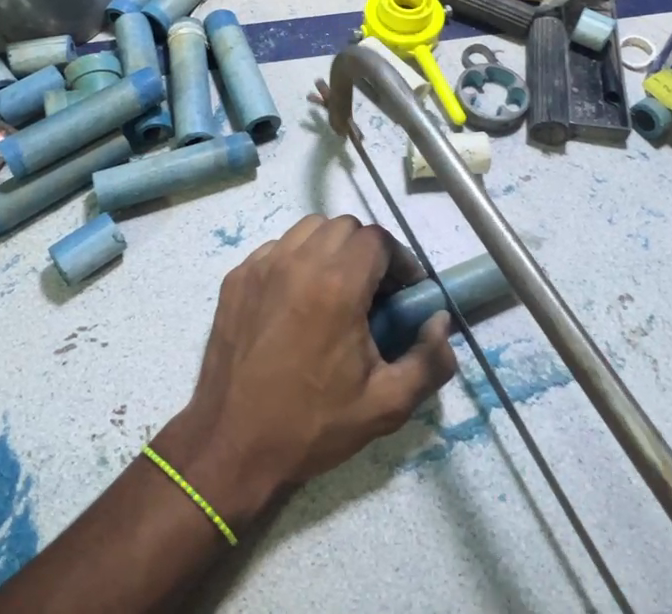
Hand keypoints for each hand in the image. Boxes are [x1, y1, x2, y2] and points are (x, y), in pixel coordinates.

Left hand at [155, 214, 457, 524]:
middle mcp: (295, 263)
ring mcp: (260, 267)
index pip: (377, 239)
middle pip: (344, 228)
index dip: (400, 259)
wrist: (232, 443)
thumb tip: (439, 321)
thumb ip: (430, 360)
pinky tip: (299, 301)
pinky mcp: (235, 279)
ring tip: (338, 291)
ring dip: (331, 250)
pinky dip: (296, 261)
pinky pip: (276, 249)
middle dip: (368, 252)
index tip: (405, 291)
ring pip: (307, 230)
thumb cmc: (312, 425)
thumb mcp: (386, 405)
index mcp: (335, 286)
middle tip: (375, 293)